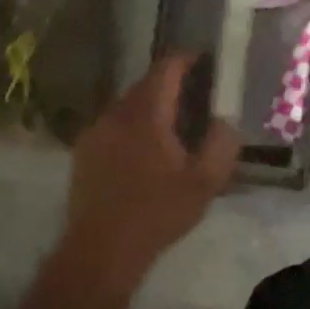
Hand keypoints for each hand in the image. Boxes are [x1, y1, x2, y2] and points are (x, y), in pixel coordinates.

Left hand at [61, 53, 239, 287]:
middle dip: (171, 83)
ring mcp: (95, 133)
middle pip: (145, 84)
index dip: (187, 59)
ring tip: (173, 125)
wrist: (101, 249)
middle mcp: (116, 115)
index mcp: (146, 115)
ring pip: (127, 105)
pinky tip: (145, 150)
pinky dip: (132, 126)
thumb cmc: (157, 213)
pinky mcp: (83, 153)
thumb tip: (226, 121)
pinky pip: (113, 125)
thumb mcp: (205, 182)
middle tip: (197, 96)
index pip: (166, 69)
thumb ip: (221, 145)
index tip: (206, 60)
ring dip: (150, 106)